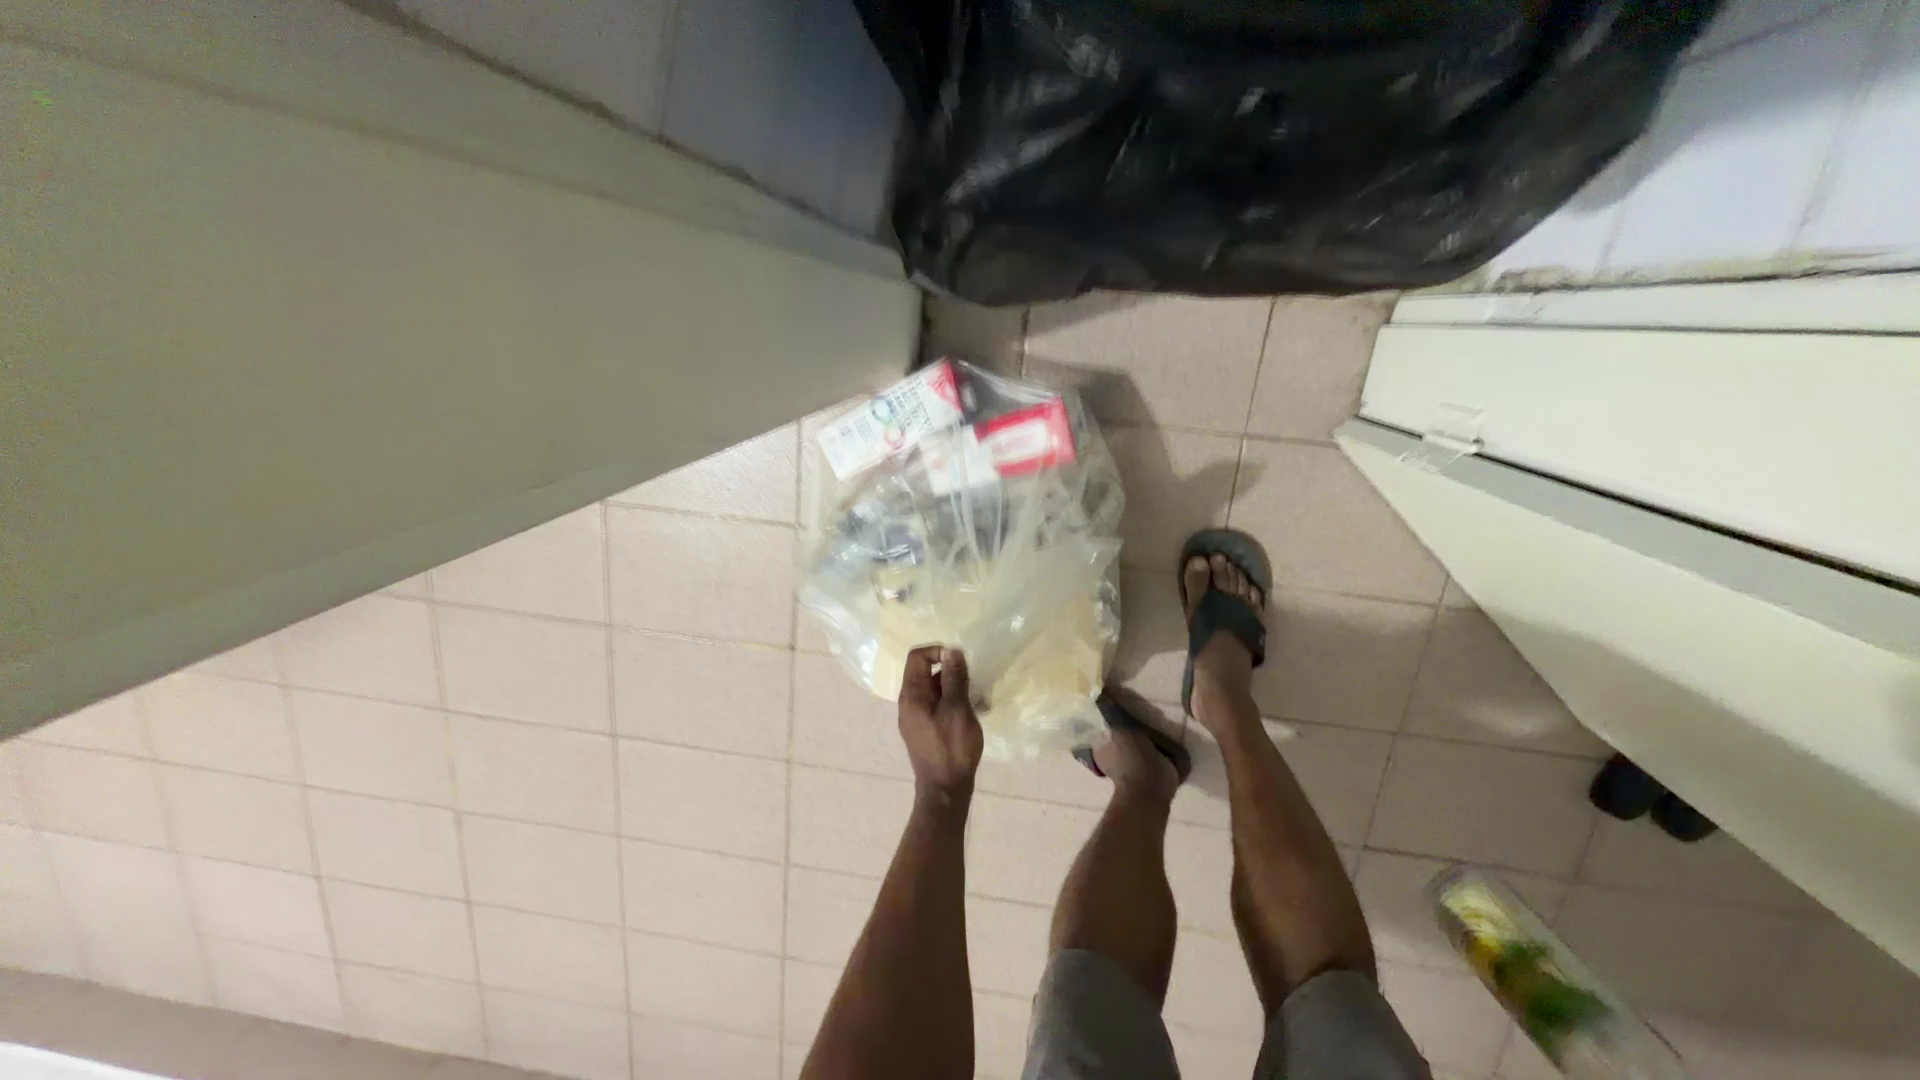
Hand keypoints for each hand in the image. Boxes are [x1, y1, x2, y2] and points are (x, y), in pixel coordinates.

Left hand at [897, 645, 983, 801]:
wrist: (946, 790)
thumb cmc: (952, 748)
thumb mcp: (957, 709)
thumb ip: (954, 678)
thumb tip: (951, 649)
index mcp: (912, 695)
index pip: (917, 656)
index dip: (939, 651)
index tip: (961, 661)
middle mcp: (909, 703)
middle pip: (927, 672)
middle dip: (953, 672)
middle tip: (975, 682)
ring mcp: (917, 717)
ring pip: (937, 689)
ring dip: (958, 689)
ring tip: (981, 700)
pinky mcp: (927, 729)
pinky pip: (940, 705)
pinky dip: (956, 703)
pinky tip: (976, 713)